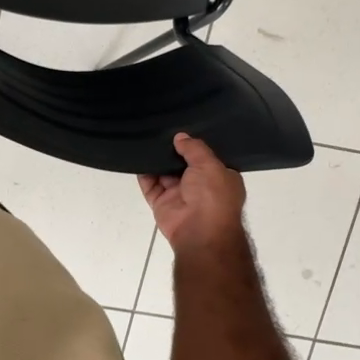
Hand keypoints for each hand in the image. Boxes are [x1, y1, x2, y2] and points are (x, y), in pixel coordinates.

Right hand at [139, 134, 246, 258]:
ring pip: (165, 173)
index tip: (185, 128)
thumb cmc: (213, 195)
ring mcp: (179, 195)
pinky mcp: (161, 203)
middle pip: (184, 164)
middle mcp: (200, 186)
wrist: (199, 231)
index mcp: (220, 178)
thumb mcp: (210, 165)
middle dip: (174, 150)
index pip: (208, 158)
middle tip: (162, 128)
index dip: (197, 145)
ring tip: (148, 138)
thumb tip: (180, 137)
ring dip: (157, 160)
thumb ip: (194, 148)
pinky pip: (150, 185)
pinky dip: (143, 173)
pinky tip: (138, 156)